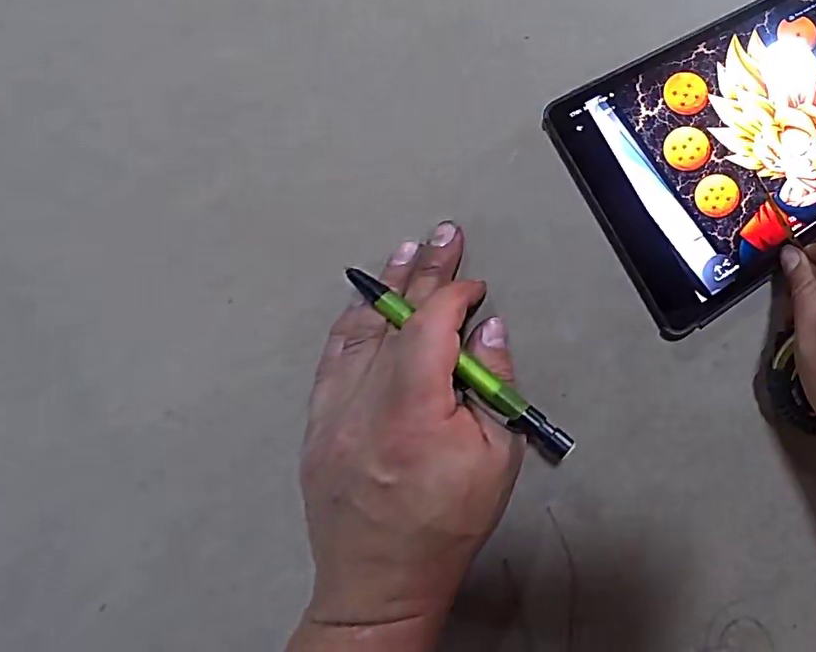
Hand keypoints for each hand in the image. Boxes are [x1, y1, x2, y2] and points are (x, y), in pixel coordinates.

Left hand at [291, 222, 523, 650]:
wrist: (380, 582)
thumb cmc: (449, 521)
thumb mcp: (498, 455)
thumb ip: (492, 384)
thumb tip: (487, 330)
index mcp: (413, 413)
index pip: (431, 327)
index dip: (455, 296)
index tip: (476, 289)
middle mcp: (365, 406)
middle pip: (399, 319)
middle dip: (427, 272)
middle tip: (444, 234)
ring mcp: (333, 414)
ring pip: (360, 332)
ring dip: (388, 287)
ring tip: (407, 251)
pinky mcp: (317, 426)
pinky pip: (332, 360)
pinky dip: (353, 324)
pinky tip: (366, 301)